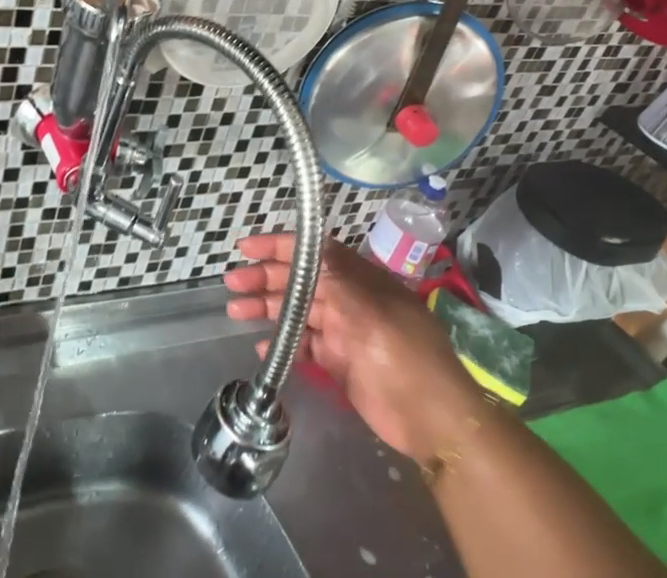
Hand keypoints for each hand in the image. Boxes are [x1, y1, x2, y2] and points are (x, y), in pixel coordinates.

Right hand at [224, 233, 485, 459]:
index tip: (247, 248)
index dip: (281, 247)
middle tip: (232, 282)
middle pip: (302, 282)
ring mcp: (346, 333)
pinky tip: (263, 349)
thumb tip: (310, 251)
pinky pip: (305, 346)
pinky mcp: (341, 363)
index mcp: (362, 281)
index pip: (316, 253)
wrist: (434, 421)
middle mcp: (351, 301)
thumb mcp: (372, 313)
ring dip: (268, 309)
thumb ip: (337, 281)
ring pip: (299, 313)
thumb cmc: (406, 359)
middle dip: (266, 278)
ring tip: (234, 310)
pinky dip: (284, 345)